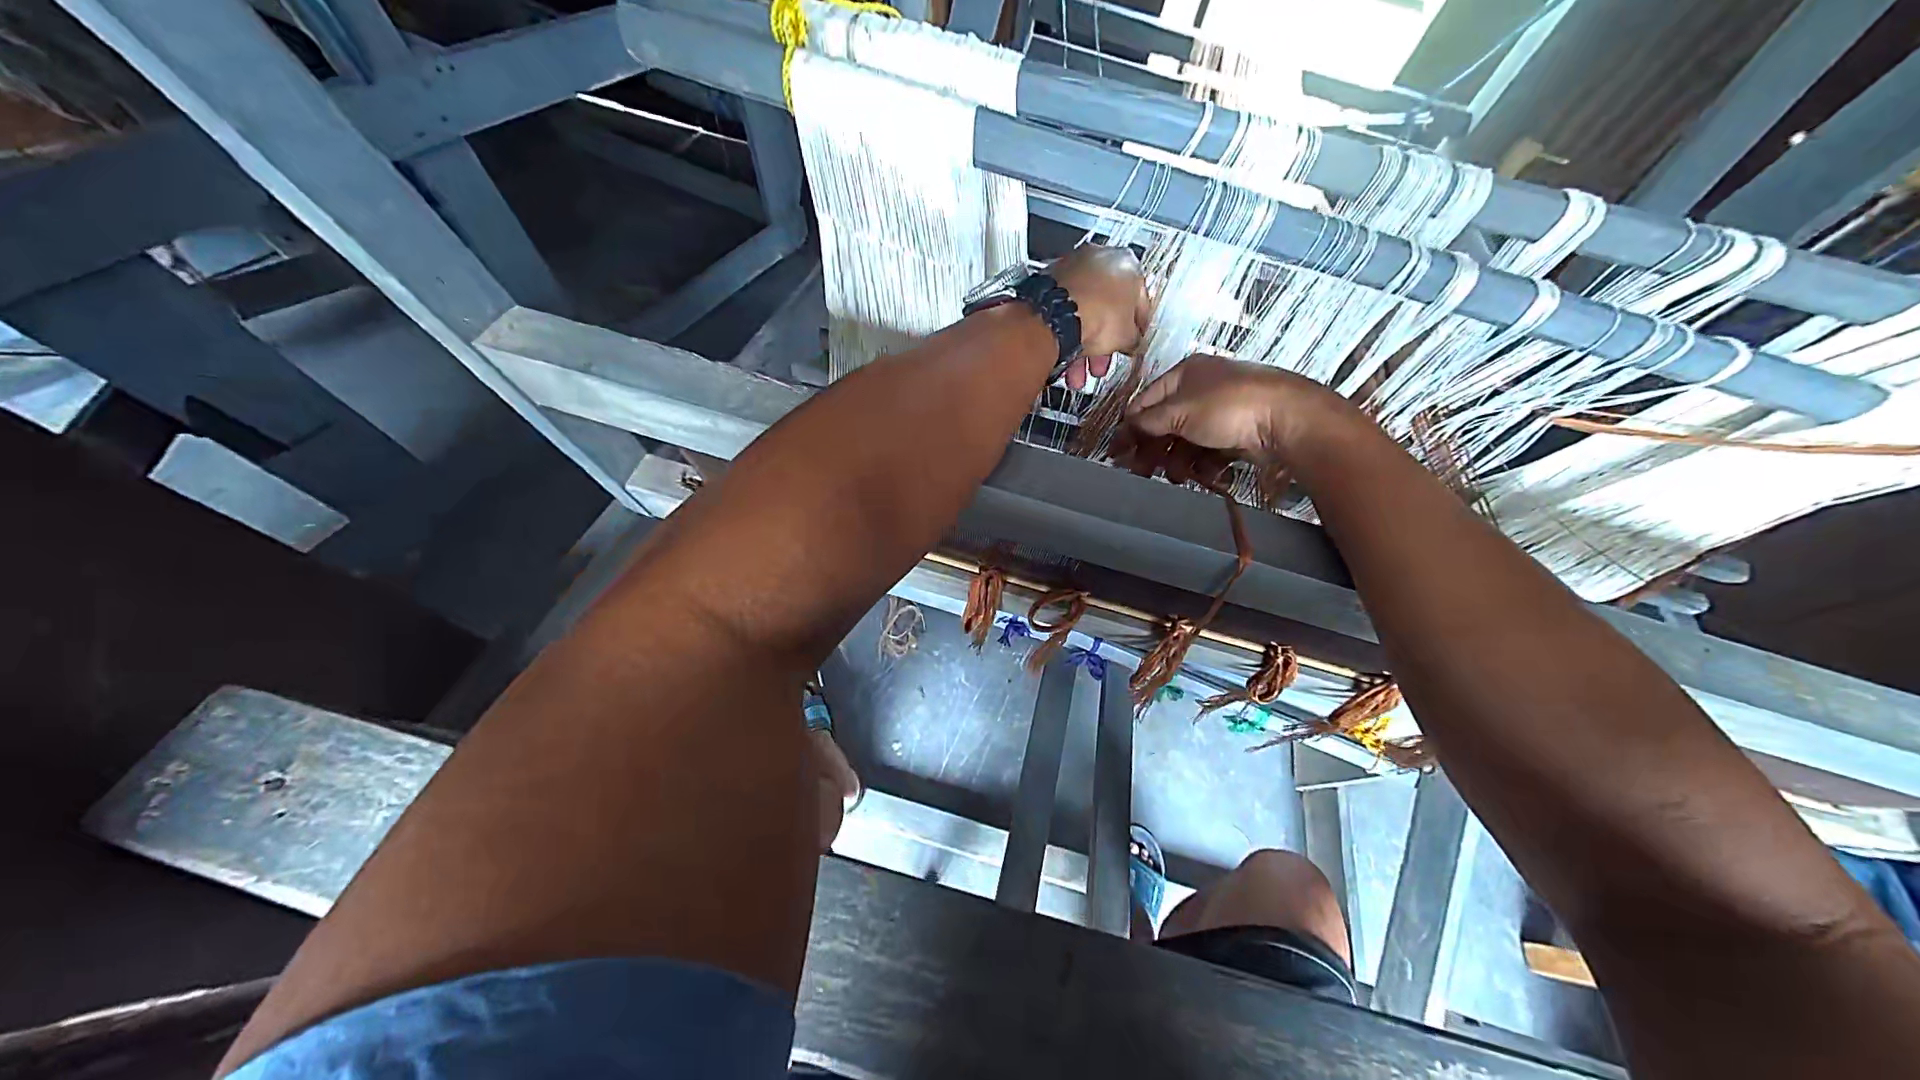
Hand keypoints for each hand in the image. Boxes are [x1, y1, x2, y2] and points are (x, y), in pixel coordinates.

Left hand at [1049, 244, 1149, 390]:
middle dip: (1105, 340)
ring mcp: (1071, 268)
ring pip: (1083, 311)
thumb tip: (1131, 343)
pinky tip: (1065, 355)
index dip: (1138, 326)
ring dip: (1084, 343)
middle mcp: (1099, 259)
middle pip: (1107, 307)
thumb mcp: (1126, 336)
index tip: (1133, 339)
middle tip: (1103, 359)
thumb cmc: (1092, 314)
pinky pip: (1063, 311)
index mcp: (1127, 263)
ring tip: (1080, 368)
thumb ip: (1133, 339)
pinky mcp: (1048, 281)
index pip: (1140, 299)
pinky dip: (1066, 333)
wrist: (1054, 316)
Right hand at [1110, 355, 1369, 477]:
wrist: (1287, 420)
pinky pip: (1210, 451)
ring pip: (1187, 440)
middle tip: (1140, 472)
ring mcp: (1222, 413)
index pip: (1146, 401)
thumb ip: (1147, 421)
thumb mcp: (1178, 410)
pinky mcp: (1239, 434)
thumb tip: (1126, 428)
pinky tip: (1200, 475)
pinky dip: (1202, 464)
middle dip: (1153, 449)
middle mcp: (1202, 390)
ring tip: (1176, 477)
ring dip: (1176, 461)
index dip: (1129, 427)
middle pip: (1166, 424)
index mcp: (1185, 374)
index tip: (1116, 453)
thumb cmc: (1227, 406)